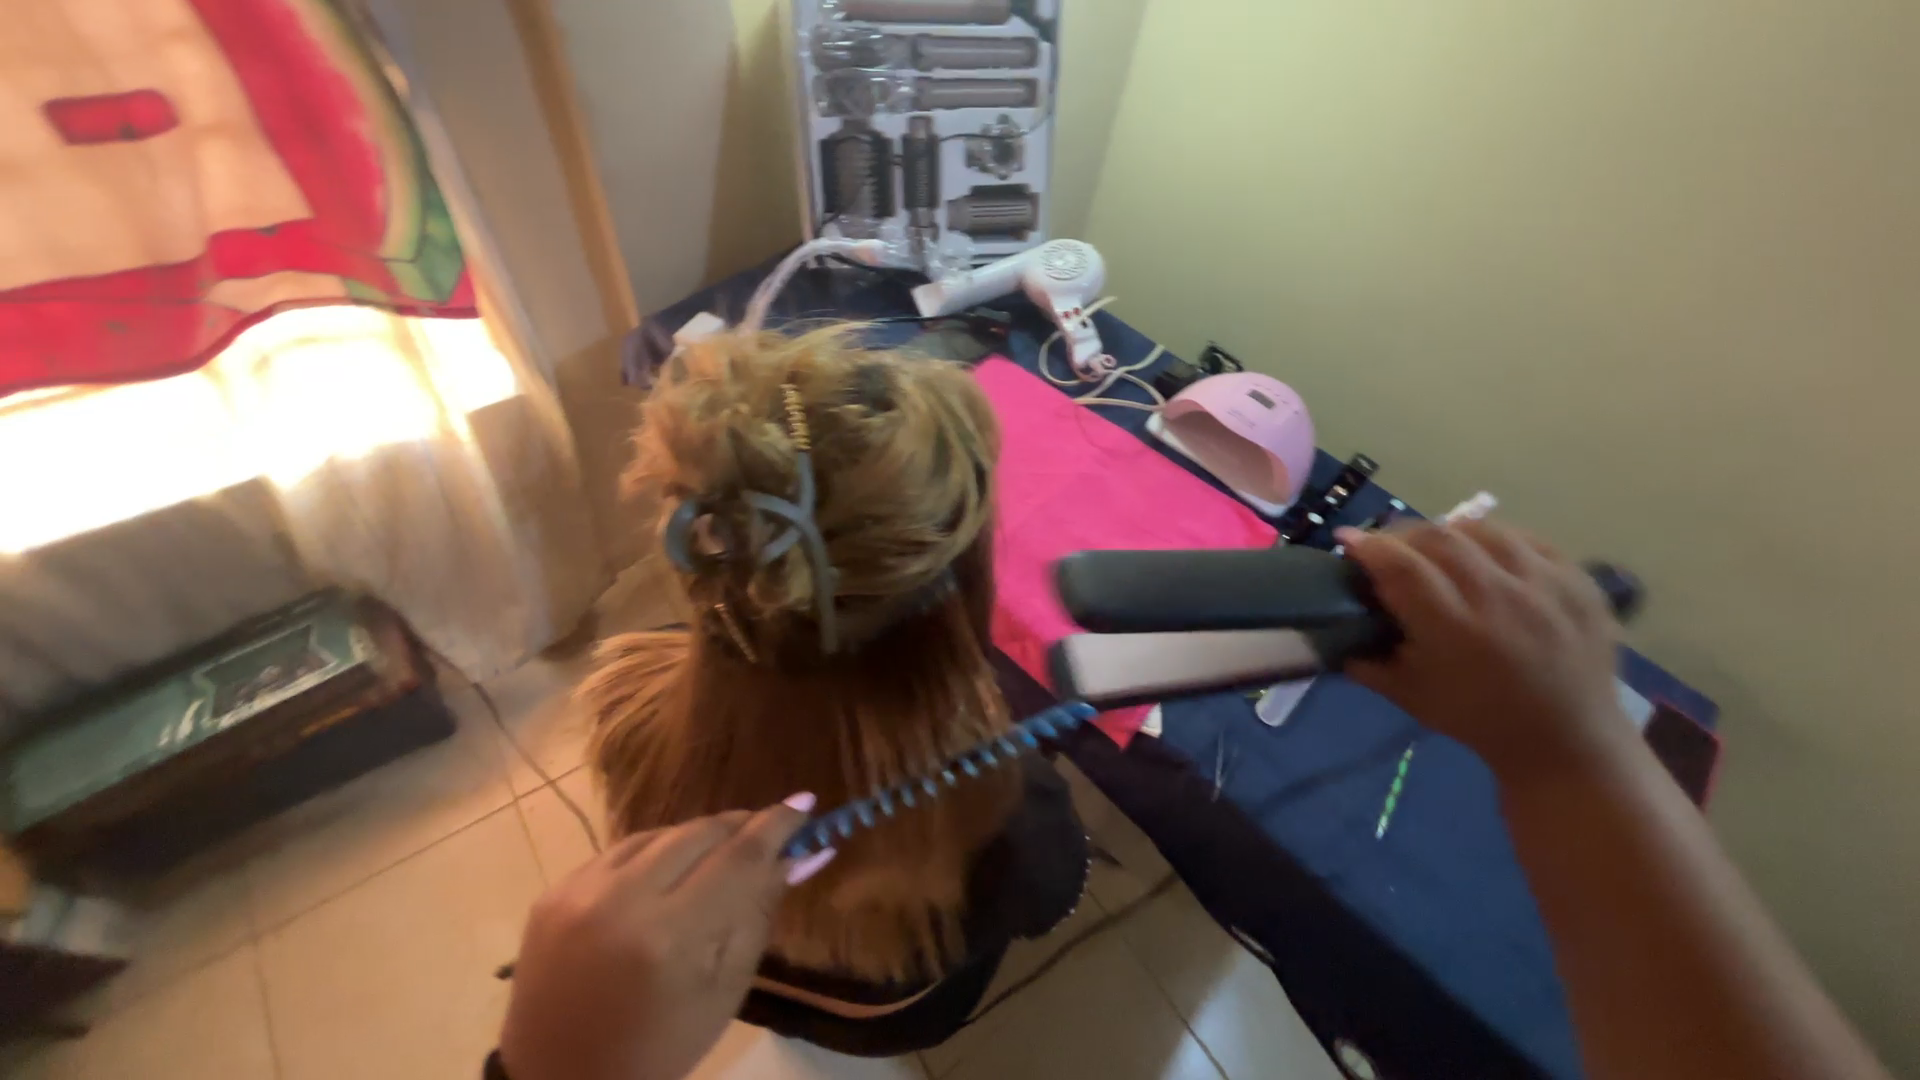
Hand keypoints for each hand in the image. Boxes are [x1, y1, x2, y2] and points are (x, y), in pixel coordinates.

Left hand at [499, 796, 835, 1079]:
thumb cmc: (660, 1049)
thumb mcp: (726, 989)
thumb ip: (760, 910)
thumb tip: (802, 853)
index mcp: (671, 938)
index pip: (739, 857)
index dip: (777, 824)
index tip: (805, 801)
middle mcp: (622, 900)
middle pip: (701, 831)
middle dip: (741, 826)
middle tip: (768, 833)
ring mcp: (580, 891)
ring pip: (663, 833)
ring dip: (699, 838)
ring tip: (717, 859)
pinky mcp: (556, 890)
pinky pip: (624, 849)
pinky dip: (656, 854)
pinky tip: (667, 875)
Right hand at [1336, 519, 1632, 777]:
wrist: (1566, 742)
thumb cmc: (1476, 719)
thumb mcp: (1407, 694)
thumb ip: (1364, 660)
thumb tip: (1330, 630)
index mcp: (1454, 628)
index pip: (1402, 565)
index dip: (1369, 546)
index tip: (1348, 540)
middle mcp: (1500, 598)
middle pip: (1438, 538)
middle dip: (1402, 535)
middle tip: (1386, 547)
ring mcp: (1545, 586)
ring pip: (1482, 530)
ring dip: (1446, 533)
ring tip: (1432, 547)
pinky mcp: (1579, 581)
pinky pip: (1526, 538)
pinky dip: (1493, 538)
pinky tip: (1480, 552)